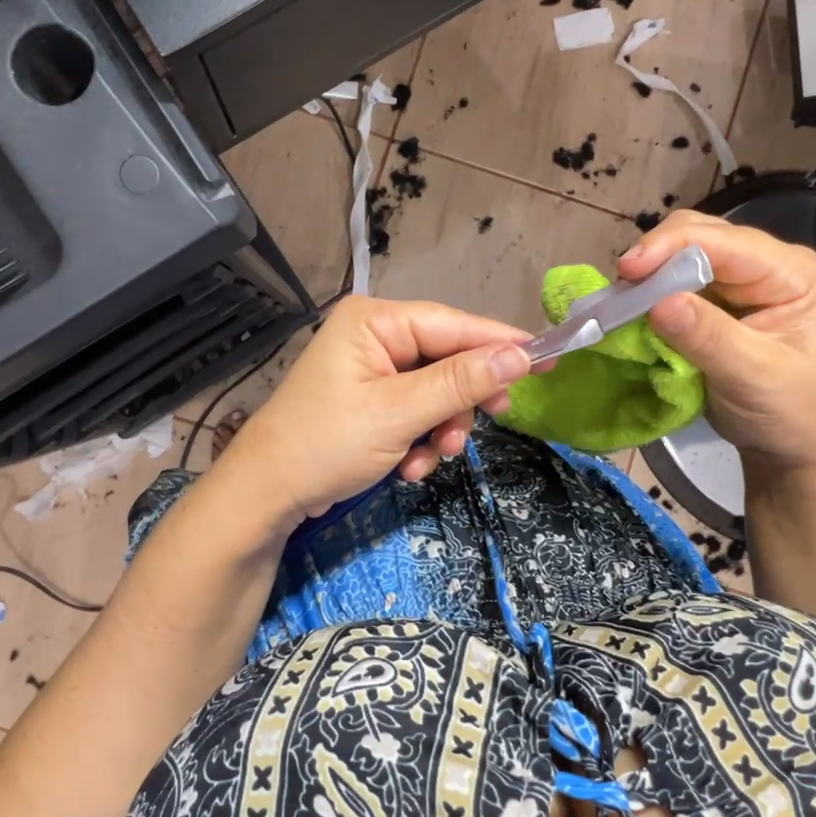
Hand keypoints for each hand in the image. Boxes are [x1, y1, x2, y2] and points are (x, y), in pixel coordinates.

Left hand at [213, 296, 533, 524]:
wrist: (267, 495)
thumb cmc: (326, 444)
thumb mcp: (398, 413)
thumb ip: (460, 382)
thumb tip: (520, 356)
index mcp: (374, 322)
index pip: (453, 324)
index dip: (500, 343)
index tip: (548, 359)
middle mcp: (375, 337)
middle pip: (448, 360)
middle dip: (461, 403)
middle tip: (483, 425)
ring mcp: (372, 371)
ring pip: (438, 393)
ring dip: (441, 430)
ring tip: (428, 459)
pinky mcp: (372, 403)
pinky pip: (417, 413)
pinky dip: (421, 441)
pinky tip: (408, 468)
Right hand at [619, 210, 815, 468]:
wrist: (793, 445)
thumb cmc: (790, 411)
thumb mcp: (754, 377)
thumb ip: (709, 338)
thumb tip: (659, 304)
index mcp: (789, 272)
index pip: (723, 241)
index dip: (671, 248)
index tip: (627, 272)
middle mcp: (762, 264)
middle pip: (697, 235)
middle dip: (655, 258)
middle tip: (619, 290)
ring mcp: (735, 280)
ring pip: (678, 253)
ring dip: (646, 276)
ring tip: (619, 303)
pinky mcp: (711, 299)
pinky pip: (670, 281)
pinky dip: (646, 293)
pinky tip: (629, 310)